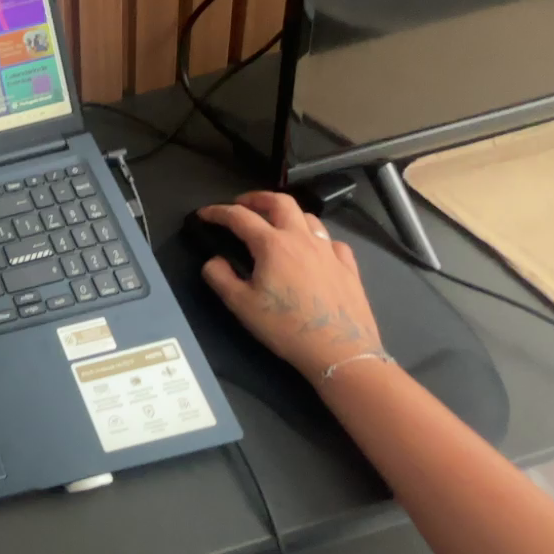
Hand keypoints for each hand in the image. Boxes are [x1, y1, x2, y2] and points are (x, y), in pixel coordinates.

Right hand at [197, 191, 384, 381]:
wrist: (342, 355)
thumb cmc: (287, 328)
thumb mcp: (240, 304)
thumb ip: (219, 276)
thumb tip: (216, 261)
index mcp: (273, 245)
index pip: (239, 216)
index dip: (217, 211)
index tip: (204, 214)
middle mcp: (302, 240)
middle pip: (280, 201)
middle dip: (256, 198)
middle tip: (241, 205)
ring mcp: (329, 253)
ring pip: (308, 217)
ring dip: (287, 215)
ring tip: (275, 225)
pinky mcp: (349, 269)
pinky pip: (332, 242)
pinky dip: (317, 239)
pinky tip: (313, 251)